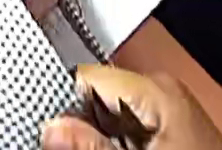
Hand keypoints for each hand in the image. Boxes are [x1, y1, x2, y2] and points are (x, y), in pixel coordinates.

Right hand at [40, 65, 221, 149]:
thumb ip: (93, 147)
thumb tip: (49, 128)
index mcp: (154, 88)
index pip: (90, 77)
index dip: (65, 103)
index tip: (48, 132)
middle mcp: (160, 87)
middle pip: (100, 94)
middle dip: (82, 123)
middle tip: (63, 145)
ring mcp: (169, 106)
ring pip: (114, 112)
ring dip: (99, 135)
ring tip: (86, 147)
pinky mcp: (173, 126)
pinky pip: (132, 124)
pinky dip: (118, 140)